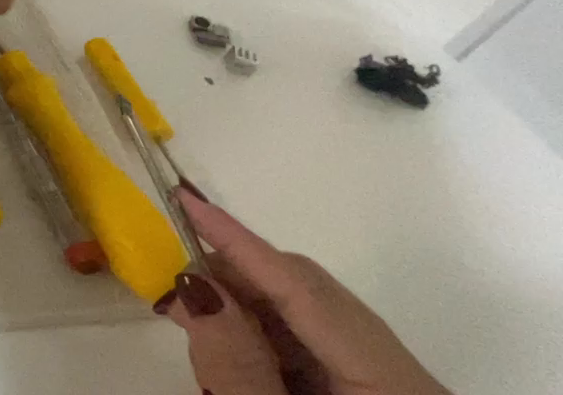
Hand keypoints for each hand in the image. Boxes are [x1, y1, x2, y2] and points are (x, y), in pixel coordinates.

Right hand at [157, 190, 450, 394]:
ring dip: (240, 309)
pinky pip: (312, 345)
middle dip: (232, 277)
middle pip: (307, 295)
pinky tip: (226, 348)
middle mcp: (407, 378)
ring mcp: (395, 387)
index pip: (304, 289)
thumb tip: (193, 285)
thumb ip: (235, 366)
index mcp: (395, 386)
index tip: (182, 197)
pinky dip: (260, 338)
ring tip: (184, 314)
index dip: (239, 241)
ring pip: (306, 318)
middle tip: (165, 276)